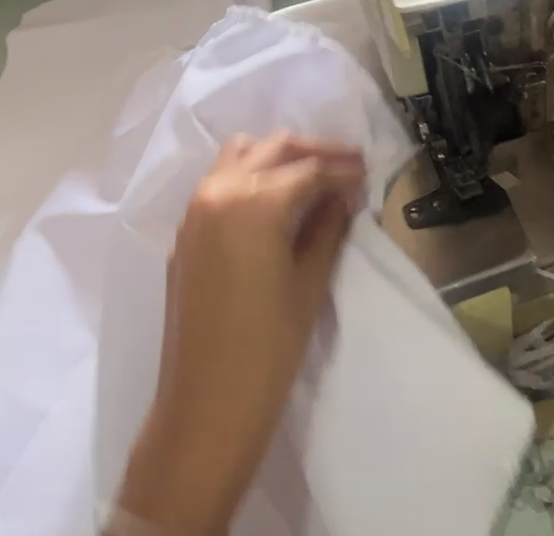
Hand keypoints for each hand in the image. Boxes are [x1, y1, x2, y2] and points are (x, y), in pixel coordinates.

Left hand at [117, 134, 365, 535]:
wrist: (206, 404)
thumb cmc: (269, 346)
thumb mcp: (309, 282)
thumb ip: (327, 227)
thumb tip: (342, 195)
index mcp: (253, 201)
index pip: (308, 169)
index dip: (342, 169)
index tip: (368, 172)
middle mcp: (218, 192)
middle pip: (273, 149)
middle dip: (314, 152)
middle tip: (349, 164)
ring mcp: (195, 212)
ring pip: (240, 156)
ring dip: (278, 157)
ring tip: (312, 176)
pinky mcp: (185, 235)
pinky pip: (219, 182)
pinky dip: (250, 175)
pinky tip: (276, 201)